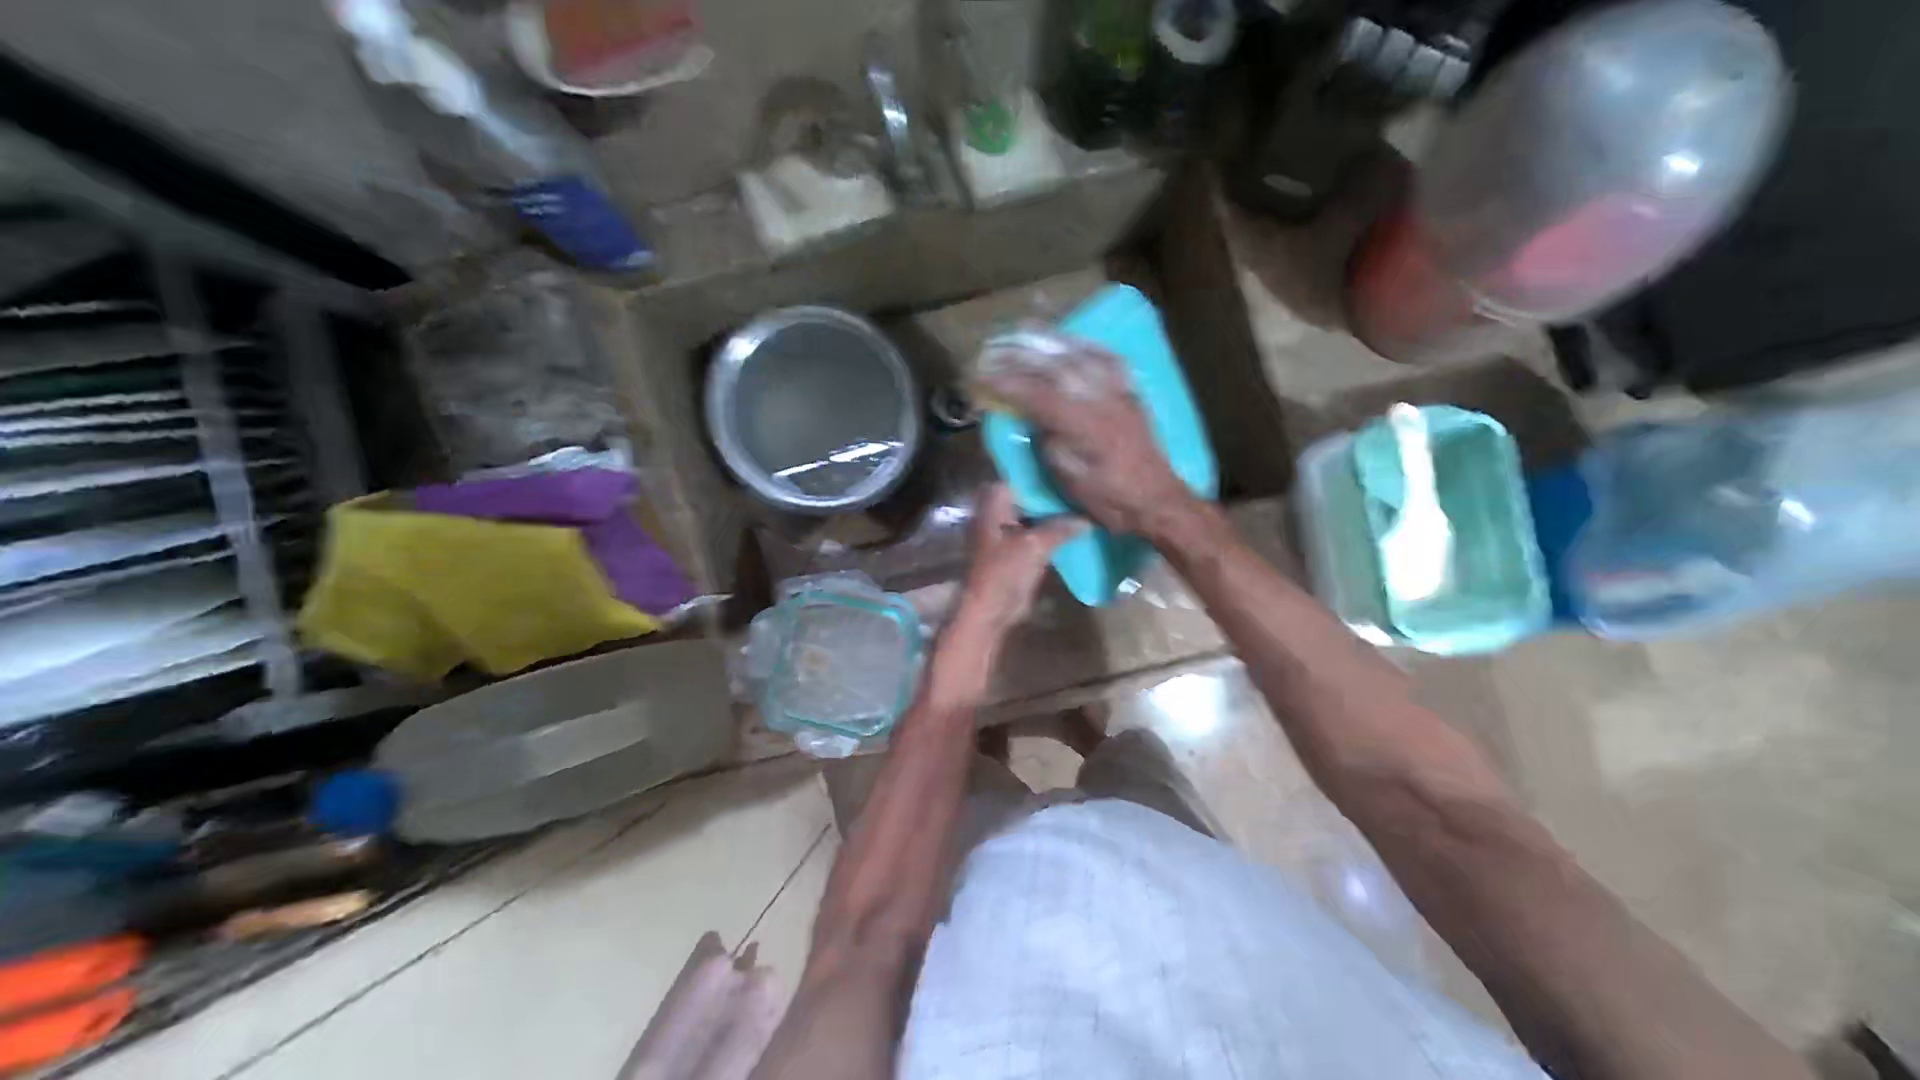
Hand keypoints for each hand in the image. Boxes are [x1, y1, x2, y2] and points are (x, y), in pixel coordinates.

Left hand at [954, 483, 1083, 633]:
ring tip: (1085, 504)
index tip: (1070, 468)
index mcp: (993, 503)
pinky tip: (1076, 528)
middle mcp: (996, 511)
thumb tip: (1089, 518)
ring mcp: (1004, 531)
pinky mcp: (1014, 550)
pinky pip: (1036, 533)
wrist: (990, 611)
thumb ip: (1062, 527)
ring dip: (1054, 514)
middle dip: (1053, 494)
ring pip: (1033, 515)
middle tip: (1083, 486)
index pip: (1019, 476)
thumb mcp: (1035, 545)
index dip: (1043, 473)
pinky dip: (1052, 532)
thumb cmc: (1005, 572)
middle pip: (1028, 495)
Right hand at [979, 342, 1193, 536]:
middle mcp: (1102, 398)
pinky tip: (1069, 341)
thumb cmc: (1106, 498)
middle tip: (994, 349)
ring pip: (1081, 353)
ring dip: (1049, 341)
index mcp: (1084, 424)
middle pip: (1056, 366)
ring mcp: (1119, 390)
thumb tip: (1030, 413)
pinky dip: (1083, 345)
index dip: (1007, 382)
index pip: (1038, 393)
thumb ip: (1047, 437)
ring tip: (1024, 330)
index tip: (982, 376)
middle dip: (1021, 355)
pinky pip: (1107, 358)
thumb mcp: (1066, 475)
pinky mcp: (1130, 390)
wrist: (1154, 500)